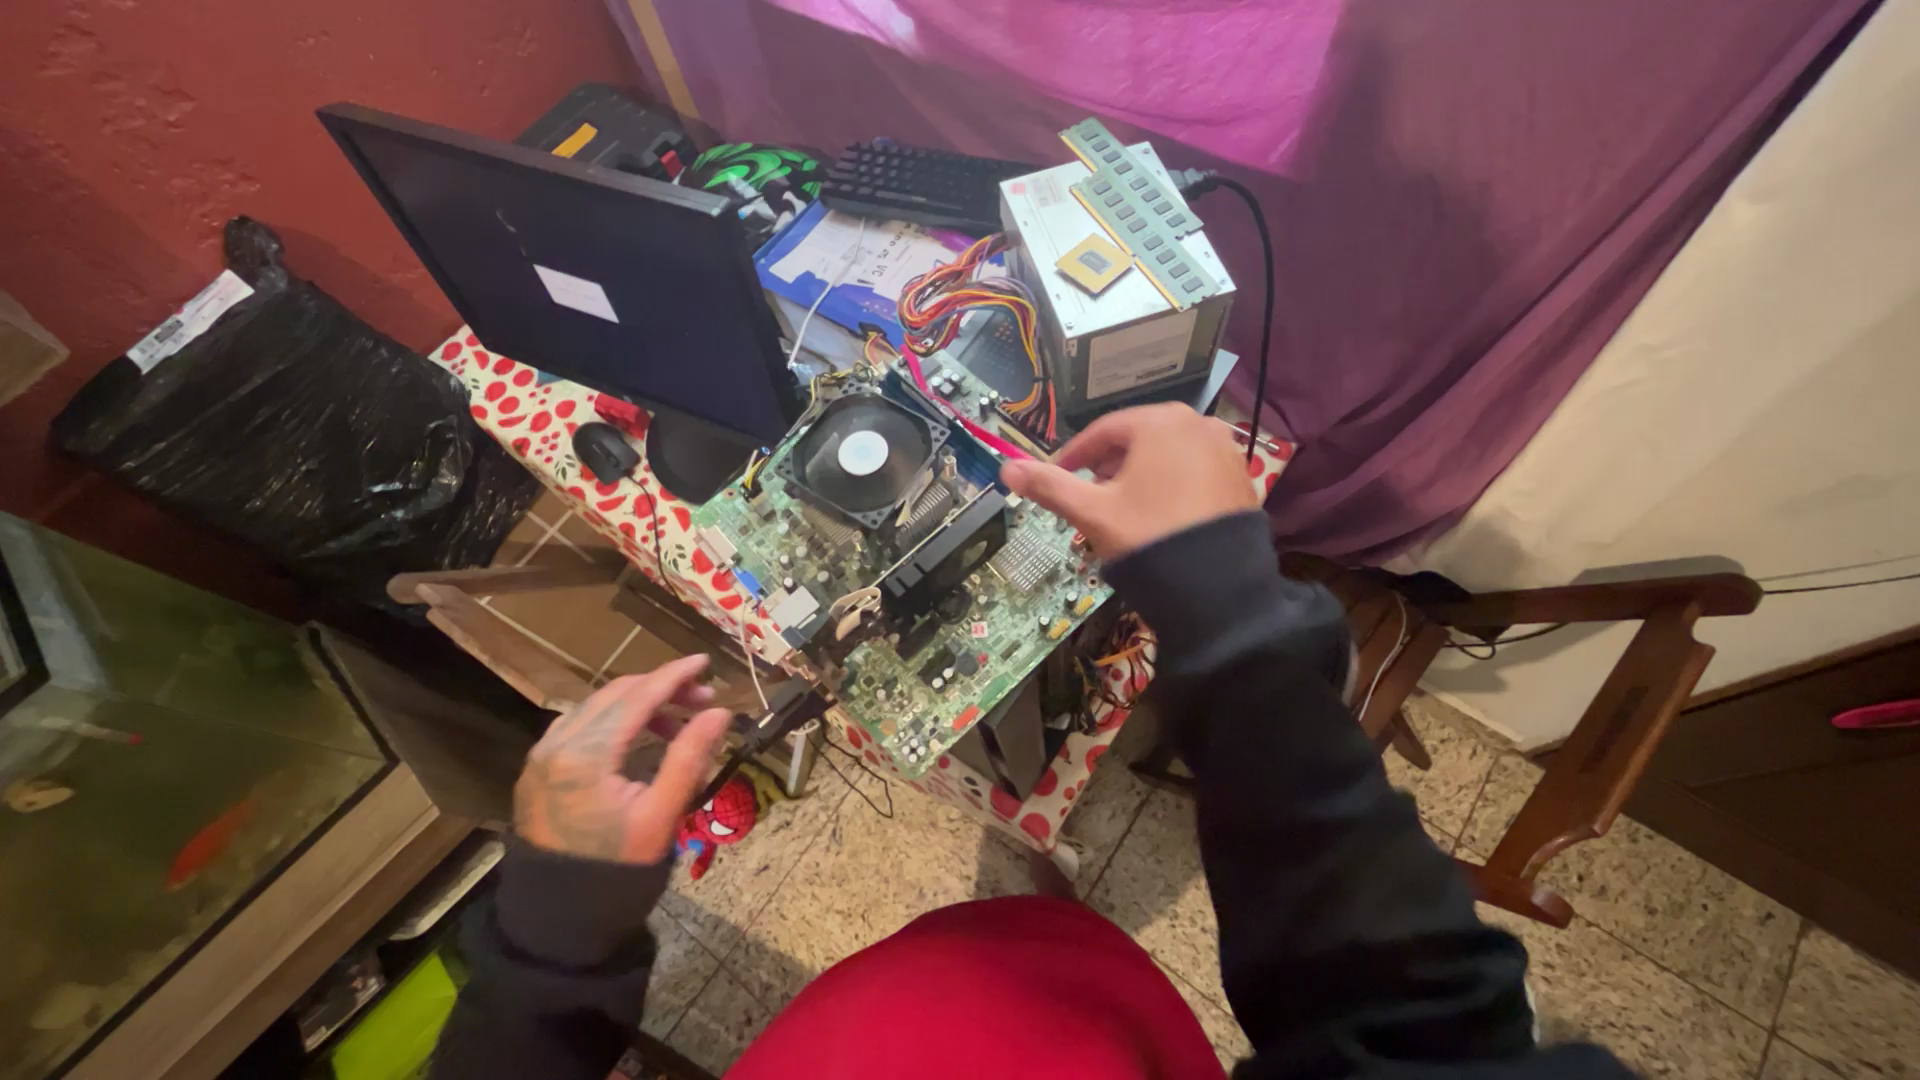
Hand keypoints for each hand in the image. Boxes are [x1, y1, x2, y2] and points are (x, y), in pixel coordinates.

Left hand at [514, 655, 731, 863]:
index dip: (674, 676)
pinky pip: (582, 724)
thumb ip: (689, 757)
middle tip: (703, 699)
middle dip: (662, 688)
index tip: (705, 662)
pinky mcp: (540, 769)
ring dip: (640, 703)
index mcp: (586, 754)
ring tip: (678, 721)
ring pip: (598, 706)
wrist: (559, 916)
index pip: (637, 698)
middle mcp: (557, 744)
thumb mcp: (662, 815)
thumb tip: (719, 713)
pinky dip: (616, 719)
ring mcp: (543, 756)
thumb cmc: (617, 868)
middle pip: (616, 694)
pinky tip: (641, 735)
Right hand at [1000, 403, 1257, 559]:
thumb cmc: (1148, 535)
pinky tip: (1160, 517)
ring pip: (1165, 456)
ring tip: (1123, 510)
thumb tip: (1006, 469)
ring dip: (1139, 477)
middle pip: (1136, 441)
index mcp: (1158, 421)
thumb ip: (1049, 486)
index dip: (1073, 457)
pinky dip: (1171, 486)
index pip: (1101, 432)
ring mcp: (1225, 449)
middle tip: (1090, 498)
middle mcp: (1197, 423)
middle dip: (1108, 468)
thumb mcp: (1092, 511)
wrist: (1218, 587)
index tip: (1057, 478)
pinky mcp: (1240, 477)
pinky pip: (1193, 472)